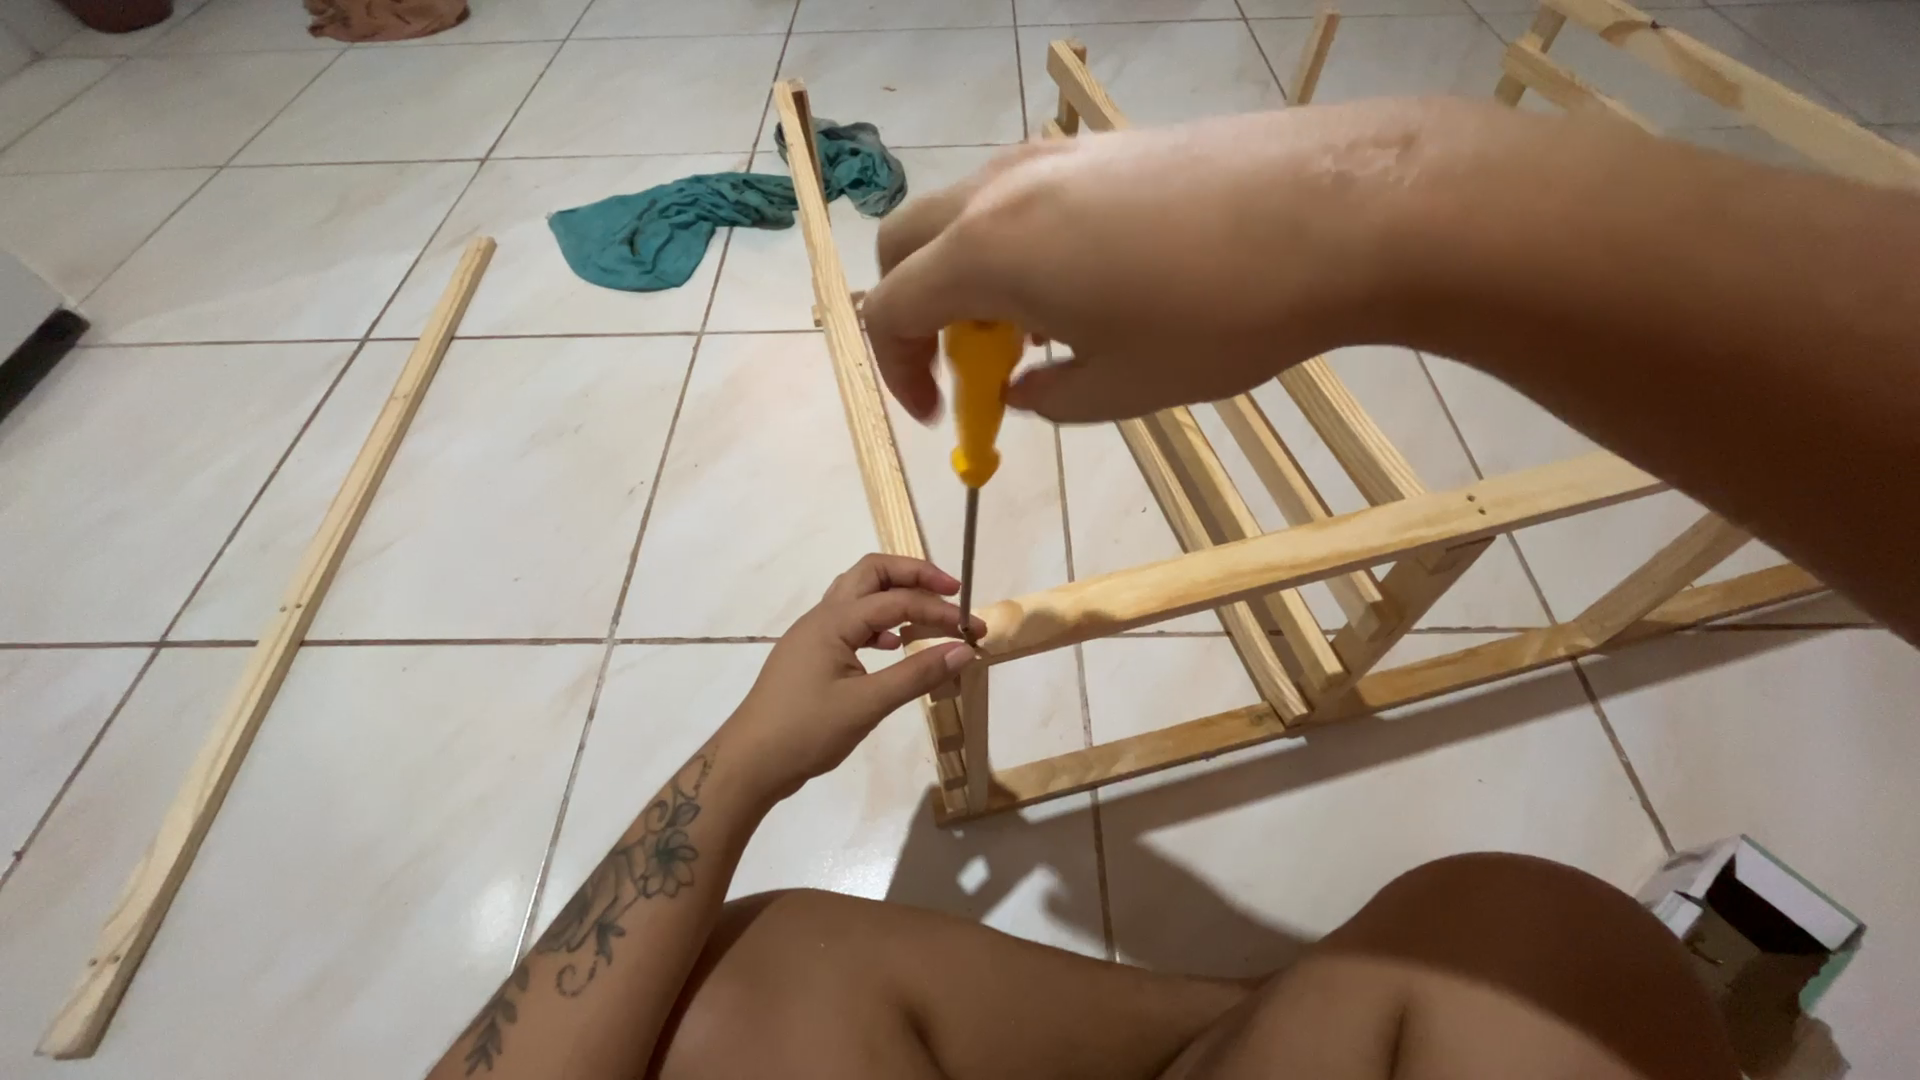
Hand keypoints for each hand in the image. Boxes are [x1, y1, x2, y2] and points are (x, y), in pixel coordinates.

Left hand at [721, 554, 985, 800]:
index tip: (973, 629)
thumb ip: (917, 675)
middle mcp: (822, 617)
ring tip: (929, 617)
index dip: (939, 611)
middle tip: (950, 592)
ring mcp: (814, 635)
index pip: (897, 601)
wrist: (749, 763)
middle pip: (872, 572)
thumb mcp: (867, 705)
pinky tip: (895, 647)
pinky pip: (852, 623)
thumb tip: (964, 651)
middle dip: (914, 576)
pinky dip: (879, 625)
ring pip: (859, 596)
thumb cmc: (805, 731)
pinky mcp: (812, 656)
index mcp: (833, 621)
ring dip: (896, 596)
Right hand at [862, 103, 1425, 423]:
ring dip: (966, 281)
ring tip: (1029, 335)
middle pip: (907, 247)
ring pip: (963, 218)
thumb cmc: (1216, 317)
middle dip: (915, 317)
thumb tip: (1016, 389)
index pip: (889, 308)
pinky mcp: (1100, 146)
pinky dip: (1013, 251)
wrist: (1340, 211)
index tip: (939, 415)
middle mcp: (1000, 190)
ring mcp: (1051, 156)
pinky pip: (1020, 200)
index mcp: (987, 253)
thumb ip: (1043, 397)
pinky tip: (1079, 288)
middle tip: (968, 369)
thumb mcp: (1115, 388)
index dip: (897, 372)